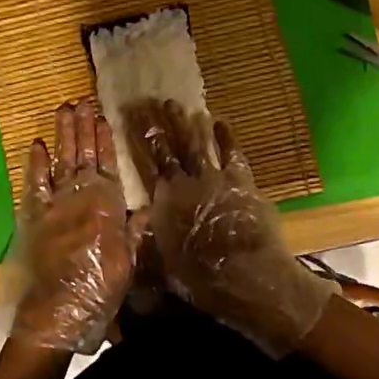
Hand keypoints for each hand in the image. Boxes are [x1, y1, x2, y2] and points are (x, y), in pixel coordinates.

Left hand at [9, 101, 135, 350]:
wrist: (63, 305)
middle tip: (81, 101)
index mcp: (109, 203)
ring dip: (63, 134)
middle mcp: (83, 195)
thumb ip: (134, 229)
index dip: (105, 140)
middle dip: (83, 127)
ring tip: (64, 109)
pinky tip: (37, 143)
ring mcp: (57, 202)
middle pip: (83, 154)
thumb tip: (145, 208)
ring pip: (62, 160)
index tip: (103, 117)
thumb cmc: (103, 284)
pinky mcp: (37, 214)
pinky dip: (36, 163)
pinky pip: (36, 183)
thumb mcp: (129, 257)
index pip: (108, 163)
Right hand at [124, 100, 335, 356]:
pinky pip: (232, 154)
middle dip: (163, 123)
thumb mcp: (163, 264)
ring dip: (190, 124)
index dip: (141, 138)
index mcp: (164, 202)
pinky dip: (226, 138)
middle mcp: (187, 184)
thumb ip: (149, 241)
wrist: (246, 276)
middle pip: (173, 146)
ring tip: (181, 105)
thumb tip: (133, 230)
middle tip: (157, 101)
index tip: (133, 117)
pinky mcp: (242, 183)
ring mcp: (216, 179)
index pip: (148, 162)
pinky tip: (221, 123)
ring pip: (199, 144)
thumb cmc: (201, 277)